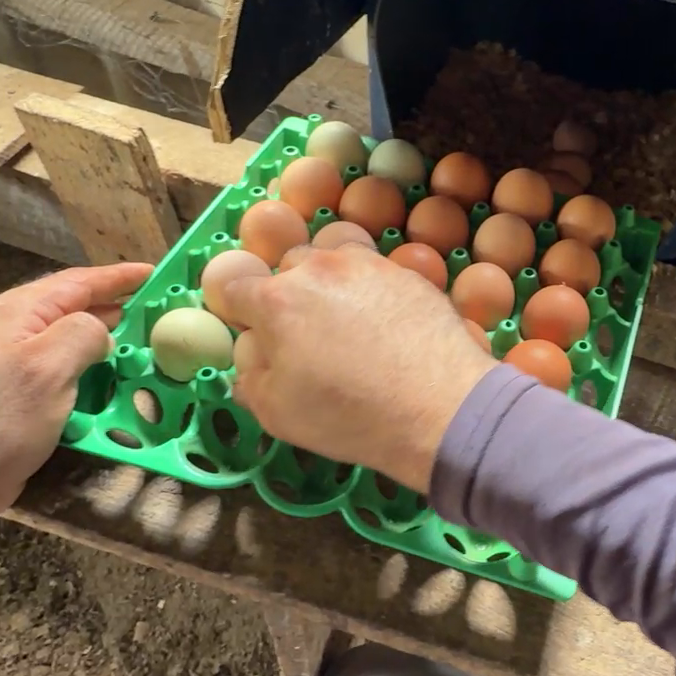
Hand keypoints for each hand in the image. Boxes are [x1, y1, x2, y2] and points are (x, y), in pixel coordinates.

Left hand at [0, 262, 152, 543]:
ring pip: (61, 333)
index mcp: (13, 313)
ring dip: (99, 332)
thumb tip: (103, 329)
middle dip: (111, 301)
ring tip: (134, 337)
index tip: (154, 273)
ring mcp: (2, 357)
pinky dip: (84, 360)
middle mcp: (5, 327)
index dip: (117, 277)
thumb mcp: (48, 369)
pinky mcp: (6, 387)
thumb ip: (82, 333)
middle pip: (68, 303)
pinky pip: (55, 361)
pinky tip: (101, 371)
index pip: (76, 282)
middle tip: (152, 307)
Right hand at [221, 246, 495, 491]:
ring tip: (350, 323)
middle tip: (309, 334)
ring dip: (331, 282)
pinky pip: (377, 271)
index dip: (240, 311)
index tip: (256, 332)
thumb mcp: (277, 413)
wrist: (441, 408)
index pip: (234, 286)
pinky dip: (372, 289)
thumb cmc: (352, 417)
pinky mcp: (409, 272)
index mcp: (277, 300)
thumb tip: (251, 352)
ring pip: (334, 258)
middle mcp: (320, 269)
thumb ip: (250, 374)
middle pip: (289, 267)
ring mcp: (370, 265)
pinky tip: (387, 324)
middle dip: (289, 294)